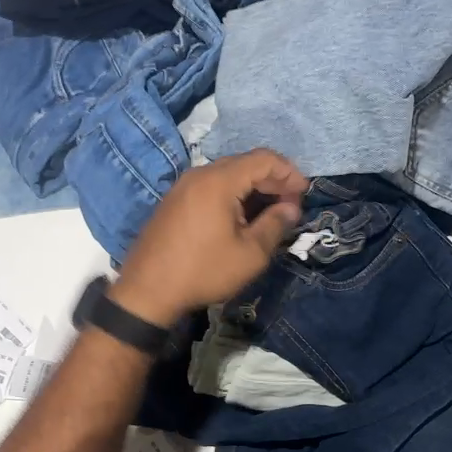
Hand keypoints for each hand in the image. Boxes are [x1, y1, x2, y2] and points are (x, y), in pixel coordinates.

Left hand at [109, 150, 306, 326]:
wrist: (147, 292)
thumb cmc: (203, 271)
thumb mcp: (250, 254)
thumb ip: (275, 224)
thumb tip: (291, 207)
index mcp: (219, 181)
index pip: (263, 159)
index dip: (289, 172)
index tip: (304, 193)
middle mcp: (199, 174)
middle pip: (244, 163)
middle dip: (272, 180)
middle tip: (290, 204)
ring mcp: (182, 187)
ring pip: (227, 175)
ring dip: (252, 188)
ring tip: (269, 213)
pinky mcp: (174, 201)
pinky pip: (210, 186)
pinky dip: (232, 195)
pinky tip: (241, 218)